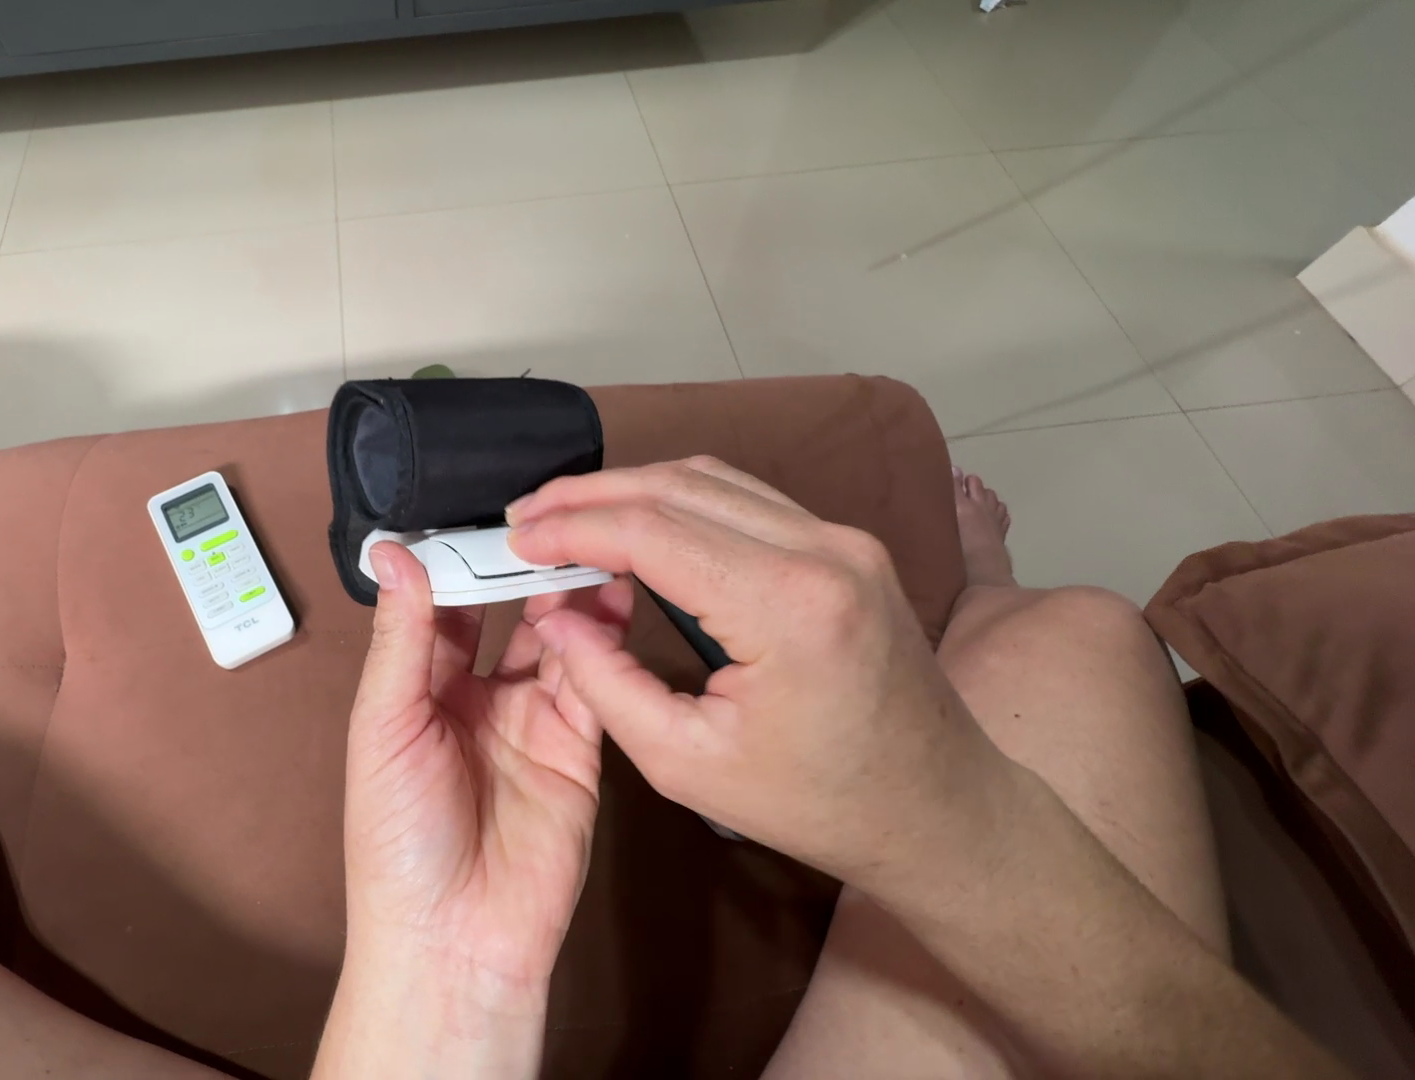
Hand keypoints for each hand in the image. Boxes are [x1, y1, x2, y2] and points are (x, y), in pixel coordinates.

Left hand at [314, 541, 632, 1078]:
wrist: (455, 941)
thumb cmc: (397, 842)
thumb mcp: (385, 727)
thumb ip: (400, 640)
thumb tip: (392, 557)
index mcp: (419, 691)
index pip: (443, 609)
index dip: (460, 563)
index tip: (480, 516)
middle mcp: (476, 700)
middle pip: (506, 618)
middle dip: (524, 575)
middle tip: (547, 527)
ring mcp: (529, 722)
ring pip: (555, 643)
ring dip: (568, 600)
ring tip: (586, 551)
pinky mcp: (576, 748)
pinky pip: (591, 685)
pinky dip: (599, 645)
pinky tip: (607, 603)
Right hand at [505, 457, 1009, 897]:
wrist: (937, 808)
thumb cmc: (812, 802)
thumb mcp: (685, 762)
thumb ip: (605, 683)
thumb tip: (554, 618)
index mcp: (786, 605)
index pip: (652, 531)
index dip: (572, 528)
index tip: (516, 539)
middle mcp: (821, 549)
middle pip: (676, 486)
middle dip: (587, 495)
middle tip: (524, 515)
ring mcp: (839, 537)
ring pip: (707, 478)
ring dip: (627, 487)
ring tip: (563, 513)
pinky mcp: (841, 542)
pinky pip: (739, 496)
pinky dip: (672, 497)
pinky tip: (631, 518)